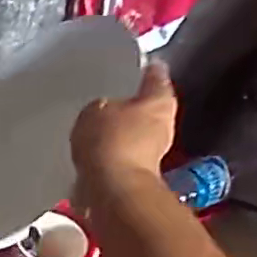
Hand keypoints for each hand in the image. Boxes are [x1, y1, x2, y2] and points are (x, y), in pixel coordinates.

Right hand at [71, 59, 177, 191]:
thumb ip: (98, 107)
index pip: (154, 75)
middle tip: (108, 104)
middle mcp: (164, 122)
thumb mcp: (93, 112)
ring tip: (94, 134)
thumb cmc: (109, 142)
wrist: (111, 189)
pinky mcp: (135, 174)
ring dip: (117, 134)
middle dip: (129, 107)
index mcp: (160, 98)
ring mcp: (152, 151)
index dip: (143, 69)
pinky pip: (119, 158)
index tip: (136, 67)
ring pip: (133, 134)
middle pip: (146, 108)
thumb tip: (99, 112)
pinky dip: (108, 157)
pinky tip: (92, 158)